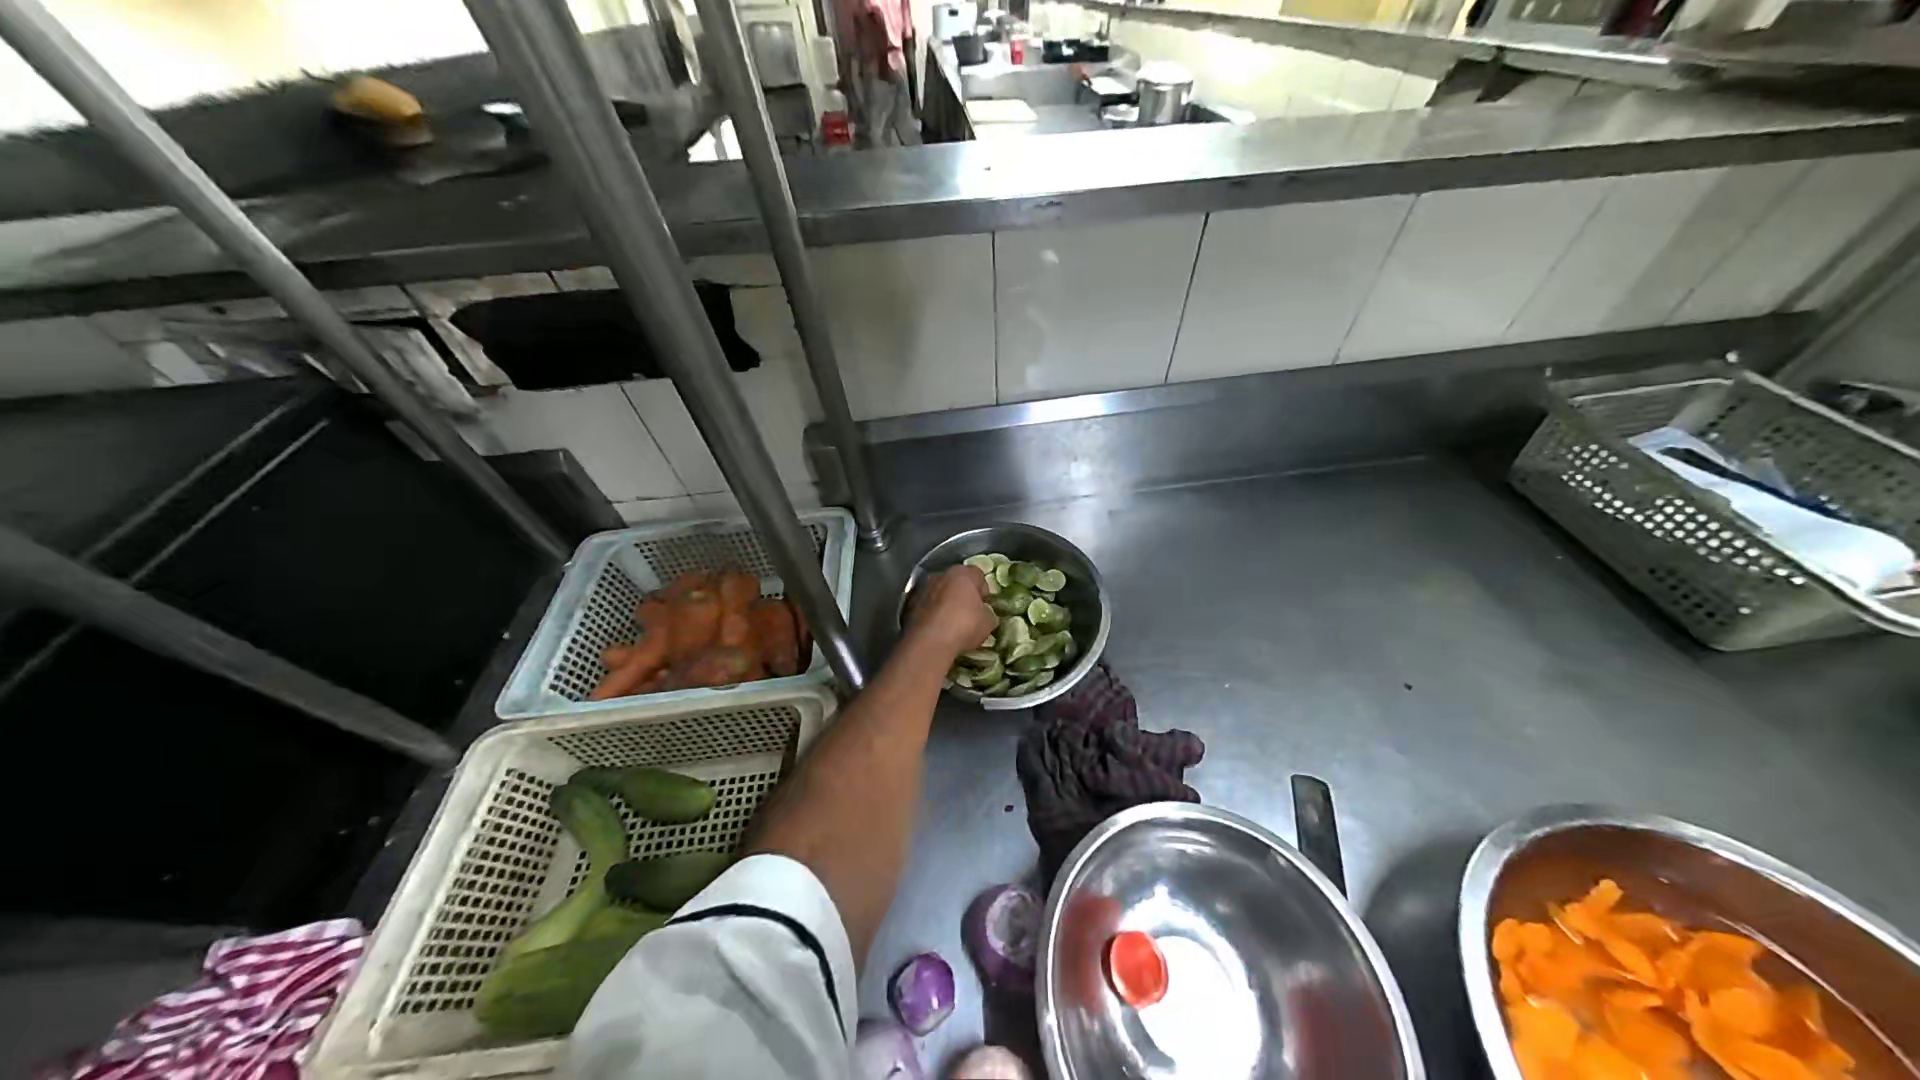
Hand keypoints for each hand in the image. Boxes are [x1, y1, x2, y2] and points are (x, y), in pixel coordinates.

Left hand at [906, 565, 997, 660]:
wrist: (929, 642)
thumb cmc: (964, 626)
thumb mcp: (988, 622)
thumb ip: (988, 613)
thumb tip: (985, 614)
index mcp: (962, 573)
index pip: (978, 575)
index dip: (983, 590)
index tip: (985, 605)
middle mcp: (940, 576)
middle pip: (956, 582)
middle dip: (962, 595)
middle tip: (970, 613)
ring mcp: (922, 590)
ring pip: (939, 593)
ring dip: (945, 604)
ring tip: (952, 624)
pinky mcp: (910, 605)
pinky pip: (926, 607)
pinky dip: (932, 614)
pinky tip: (938, 630)